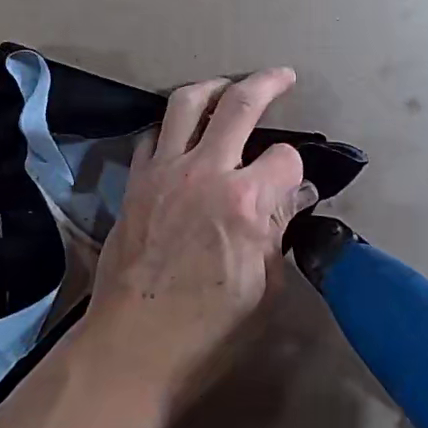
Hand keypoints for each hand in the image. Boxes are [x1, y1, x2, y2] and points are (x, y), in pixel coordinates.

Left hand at [81, 68, 318, 393]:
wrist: (131, 351)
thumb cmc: (209, 331)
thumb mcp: (266, 289)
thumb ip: (281, 232)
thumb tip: (294, 196)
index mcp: (245, 202)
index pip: (286, 158)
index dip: (296, 169)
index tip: (294, 187)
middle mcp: (205, 172)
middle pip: (239, 103)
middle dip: (268, 83)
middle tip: (283, 76)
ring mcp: (164, 173)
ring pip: (187, 102)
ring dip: (214, 87)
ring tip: (229, 87)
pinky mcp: (135, 183)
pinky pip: (153, 136)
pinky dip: (172, 126)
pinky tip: (183, 135)